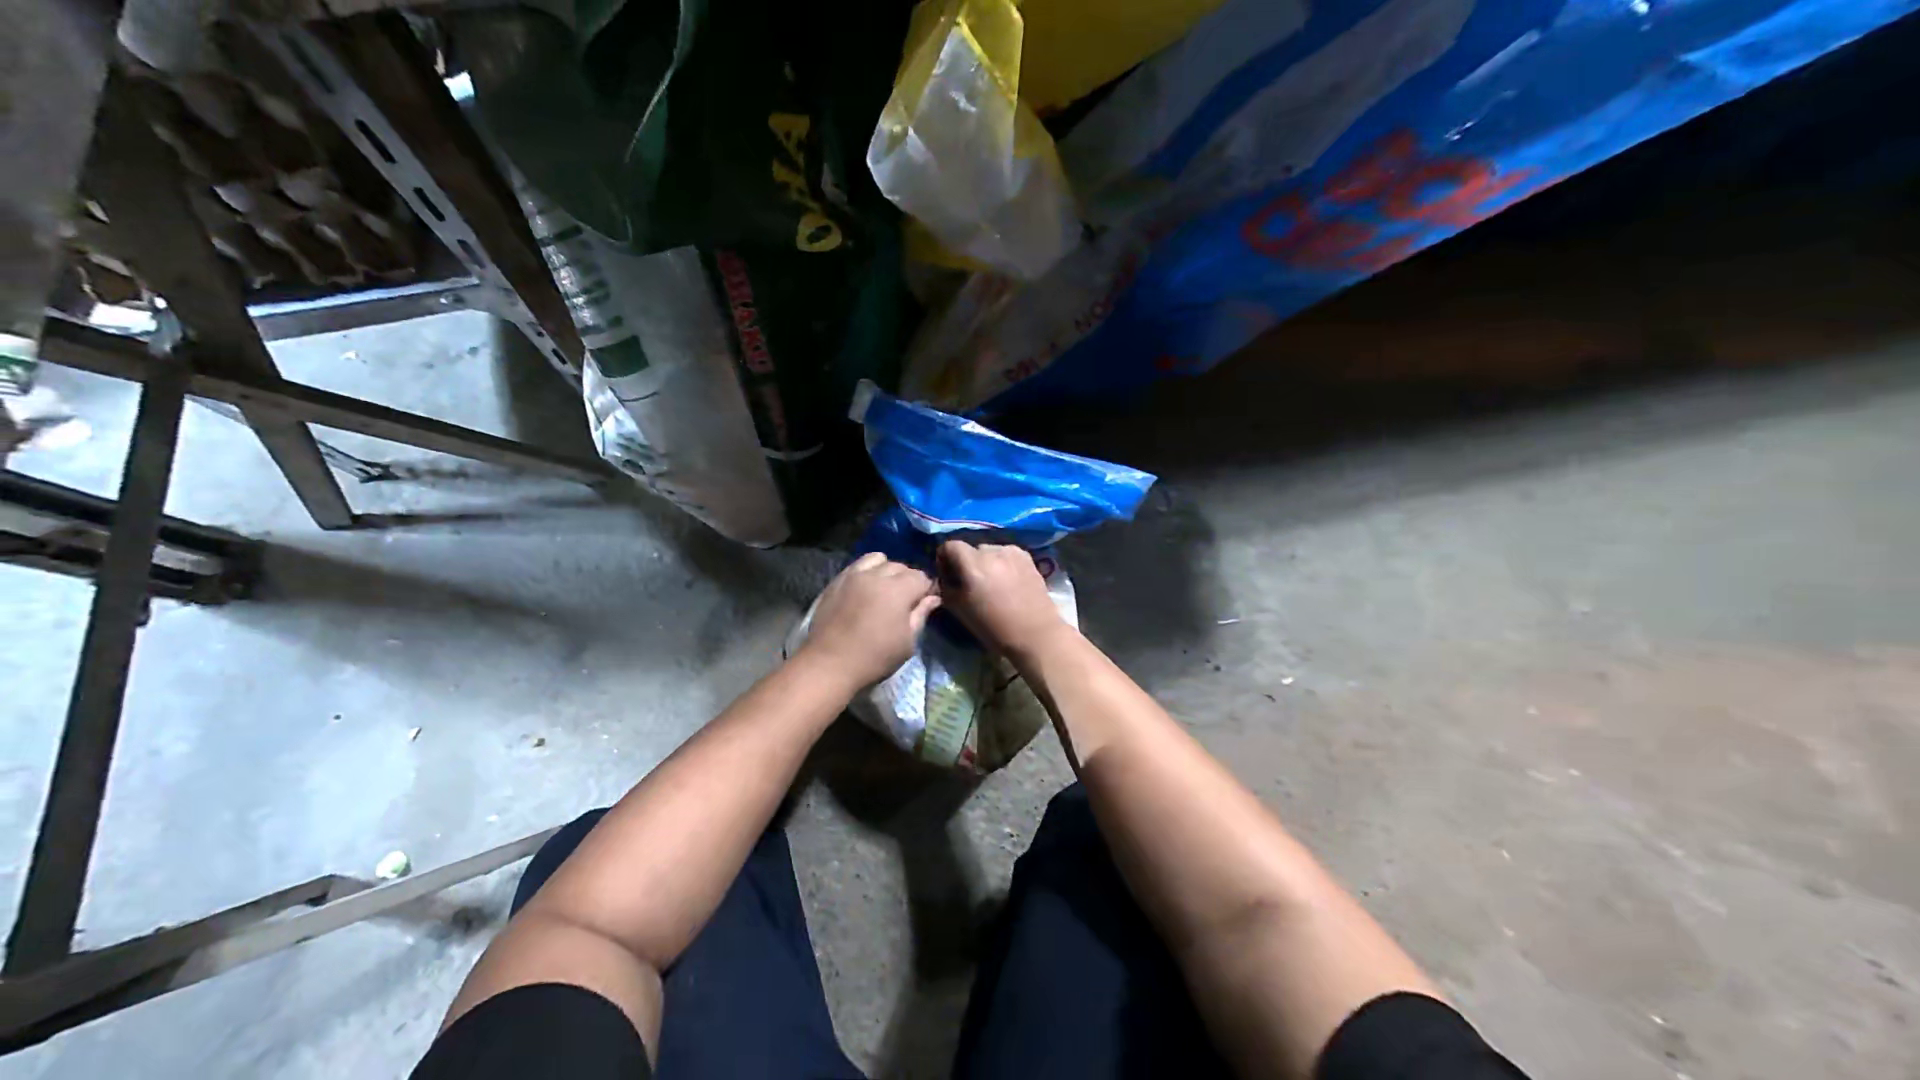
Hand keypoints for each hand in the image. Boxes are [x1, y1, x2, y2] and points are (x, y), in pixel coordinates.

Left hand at [797, 552, 939, 689]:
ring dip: (886, 570)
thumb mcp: (907, 642)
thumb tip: (933, 598)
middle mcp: (877, 575)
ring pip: (878, 560)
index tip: (924, 604)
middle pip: (901, 566)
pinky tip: (865, 589)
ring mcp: (854, 575)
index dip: (926, 590)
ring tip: (884, 589)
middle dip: (908, 580)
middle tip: (905, 601)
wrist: (829, 663)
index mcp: (898, 590)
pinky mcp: (836, 581)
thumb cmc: (874, 658)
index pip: (921, 578)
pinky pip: (857, 565)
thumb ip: (921, 615)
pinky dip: (867, 571)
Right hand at [936, 541, 1069, 658]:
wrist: (1034, 633)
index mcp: (973, 564)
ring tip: (992, 583)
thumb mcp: (958, 609)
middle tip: (971, 583)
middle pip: (970, 549)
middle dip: (966, 563)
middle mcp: (992, 551)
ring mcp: (1012, 551)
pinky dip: (1002, 563)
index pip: (949, 546)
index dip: (944, 559)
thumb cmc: (993, 626)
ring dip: (985, 562)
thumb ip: (946, 586)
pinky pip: (1006, 554)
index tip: (948, 575)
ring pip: (989, 551)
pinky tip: (1008, 581)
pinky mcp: (1027, 557)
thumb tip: (945, 575)